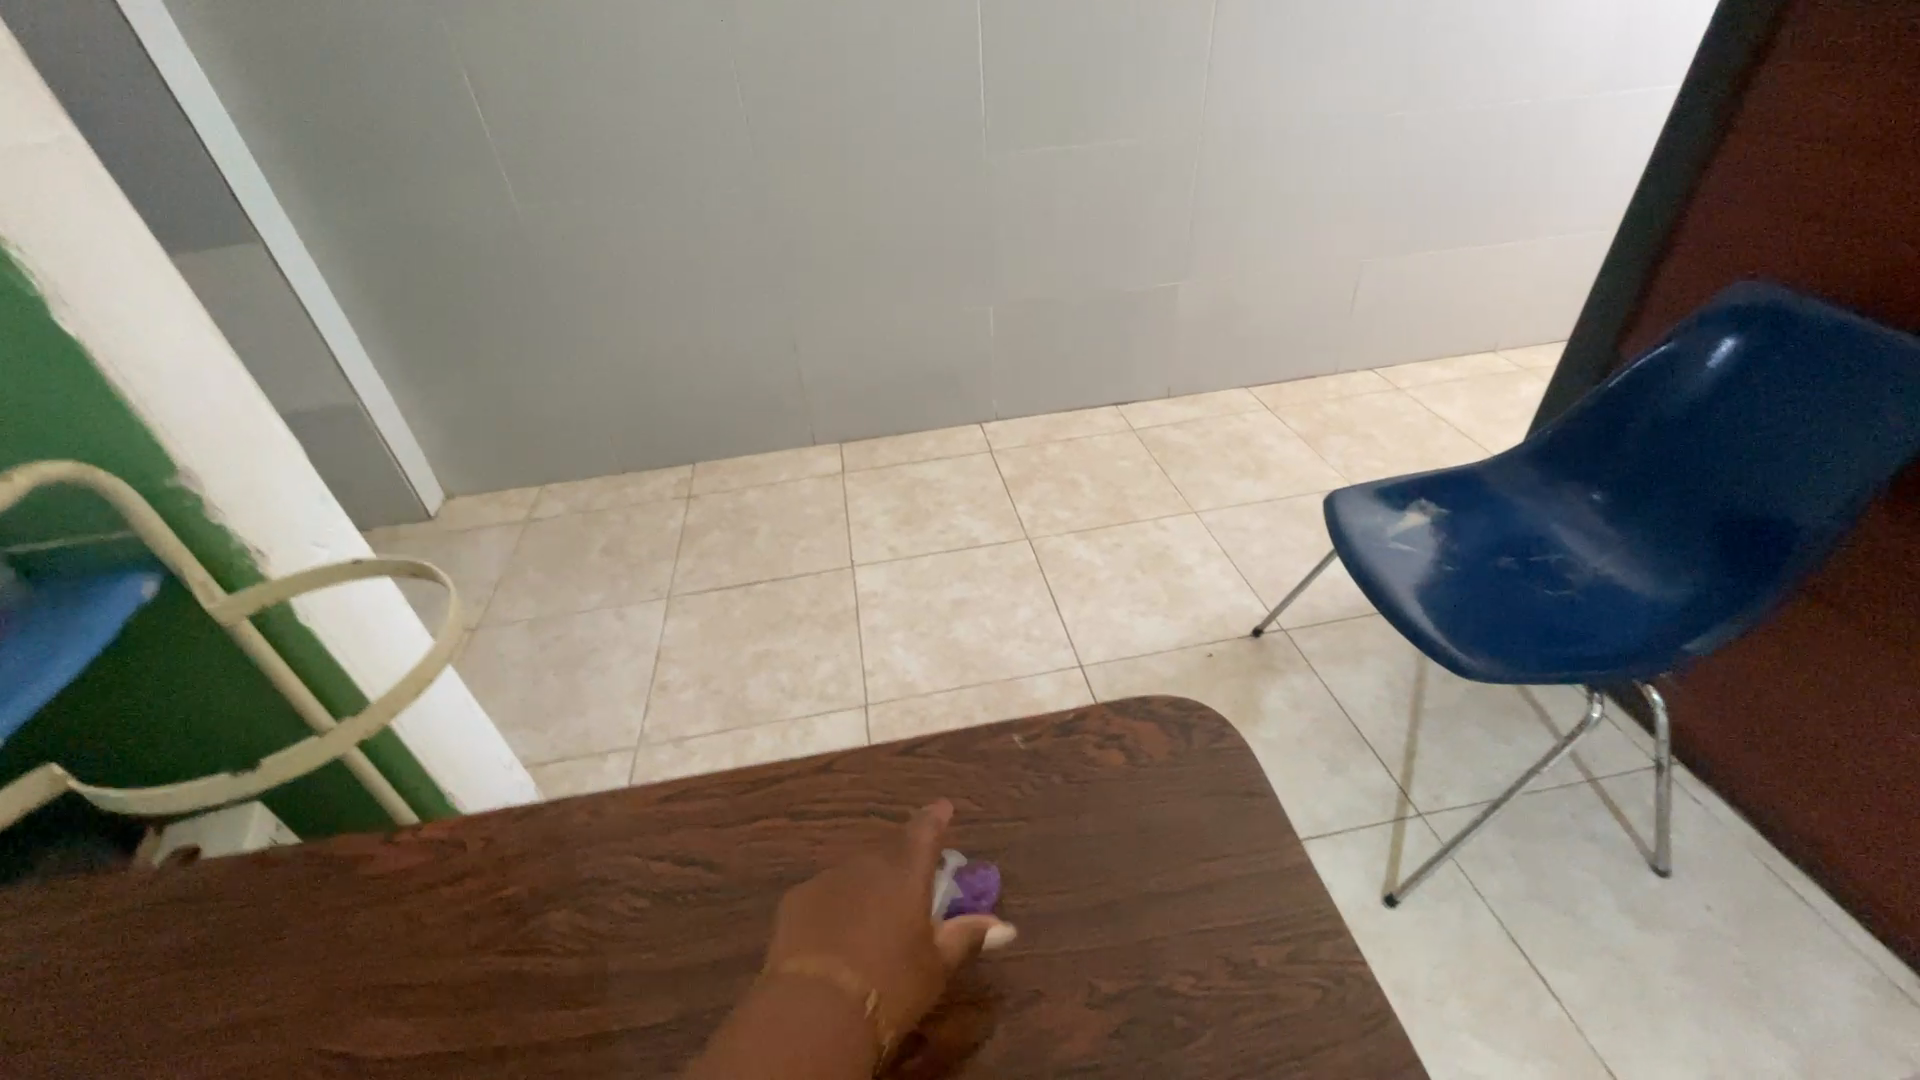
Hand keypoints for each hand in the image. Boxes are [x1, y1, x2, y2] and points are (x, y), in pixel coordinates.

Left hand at [763, 800, 1014, 1044]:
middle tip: (911, 884)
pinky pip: (825, 894)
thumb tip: (1004, 925)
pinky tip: (836, 938)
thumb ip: (966, 936)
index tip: (944, 807)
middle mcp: (868, 862)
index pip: (926, 830)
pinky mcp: (797, 900)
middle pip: (889, 851)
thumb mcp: (937, 965)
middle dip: (902, 861)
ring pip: (855, 872)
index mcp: (908, 871)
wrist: (817, 1009)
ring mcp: (828, 878)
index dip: (936, 818)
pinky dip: (836, 906)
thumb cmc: (892, 985)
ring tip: (873, 920)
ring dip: (867, 885)